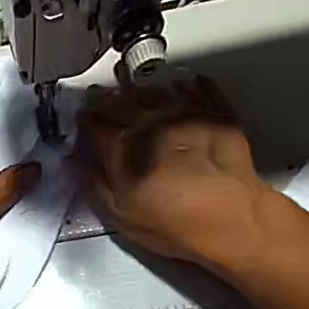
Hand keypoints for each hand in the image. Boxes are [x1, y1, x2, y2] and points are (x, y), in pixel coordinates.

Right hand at [77, 78, 283, 275]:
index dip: (85, 120)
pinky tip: (177, 88)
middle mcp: (150, 121)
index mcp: (123, 146)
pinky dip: (180, 85)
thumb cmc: (177, 223)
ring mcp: (184, 112)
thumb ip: (94, 184)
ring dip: (138, 90)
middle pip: (120, 101)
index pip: (94, 124)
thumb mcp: (122, 216)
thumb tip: (75, 161)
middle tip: (100, 99)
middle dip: (106, 99)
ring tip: (131, 92)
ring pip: (153, 90)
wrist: (232, 218)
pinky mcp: (215, 111)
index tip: (83, 119)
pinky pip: (194, 86)